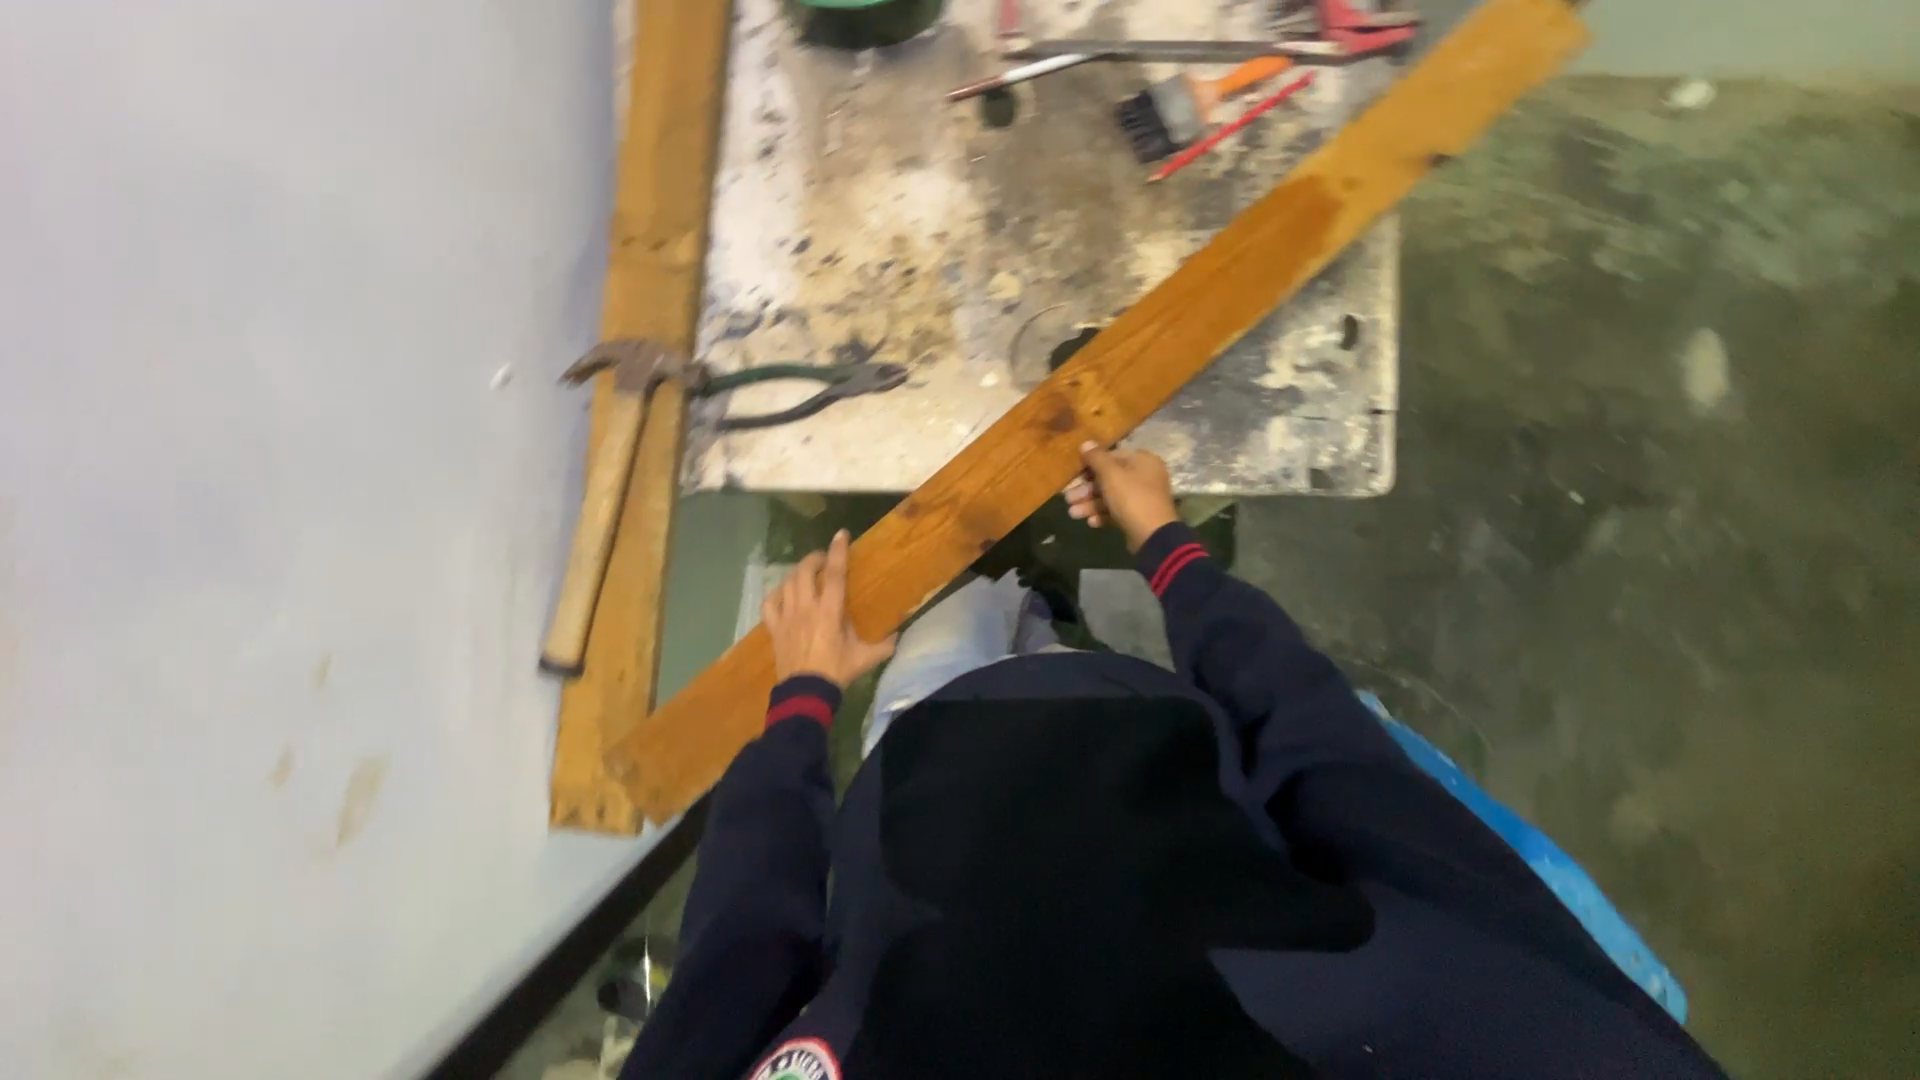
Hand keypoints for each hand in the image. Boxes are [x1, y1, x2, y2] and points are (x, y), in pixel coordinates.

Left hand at [763, 529, 896, 687]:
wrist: (806, 693)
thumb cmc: (837, 672)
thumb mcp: (866, 658)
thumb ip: (885, 644)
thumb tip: (898, 633)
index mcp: (830, 612)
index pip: (835, 574)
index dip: (838, 551)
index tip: (841, 534)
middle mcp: (806, 608)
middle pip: (805, 571)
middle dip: (814, 559)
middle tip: (824, 559)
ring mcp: (787, 617)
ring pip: (787, 583)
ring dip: (797, 573)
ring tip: (807, 573)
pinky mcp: (774, 628)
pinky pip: (770, 603)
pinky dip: (776, 593)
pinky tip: (784, 594)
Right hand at [1064, 441, 1178, 552]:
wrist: (1152, 535)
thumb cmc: (1131, 497)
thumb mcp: (1111, 474)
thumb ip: (1096, 458)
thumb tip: (1085, 443)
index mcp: (1142, 460)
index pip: (1112, 456)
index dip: (1091, 465)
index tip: (1074, 474)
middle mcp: (1144, 476)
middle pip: (1110, 478)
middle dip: (1086, 489)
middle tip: (1068, 498)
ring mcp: (1142, 497)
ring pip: (1111, 496)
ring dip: (1090, 504)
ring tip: (1073, 514)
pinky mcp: (1138, 516)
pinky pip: (1117, 511)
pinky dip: (1103, 514)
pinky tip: (1090, 522)